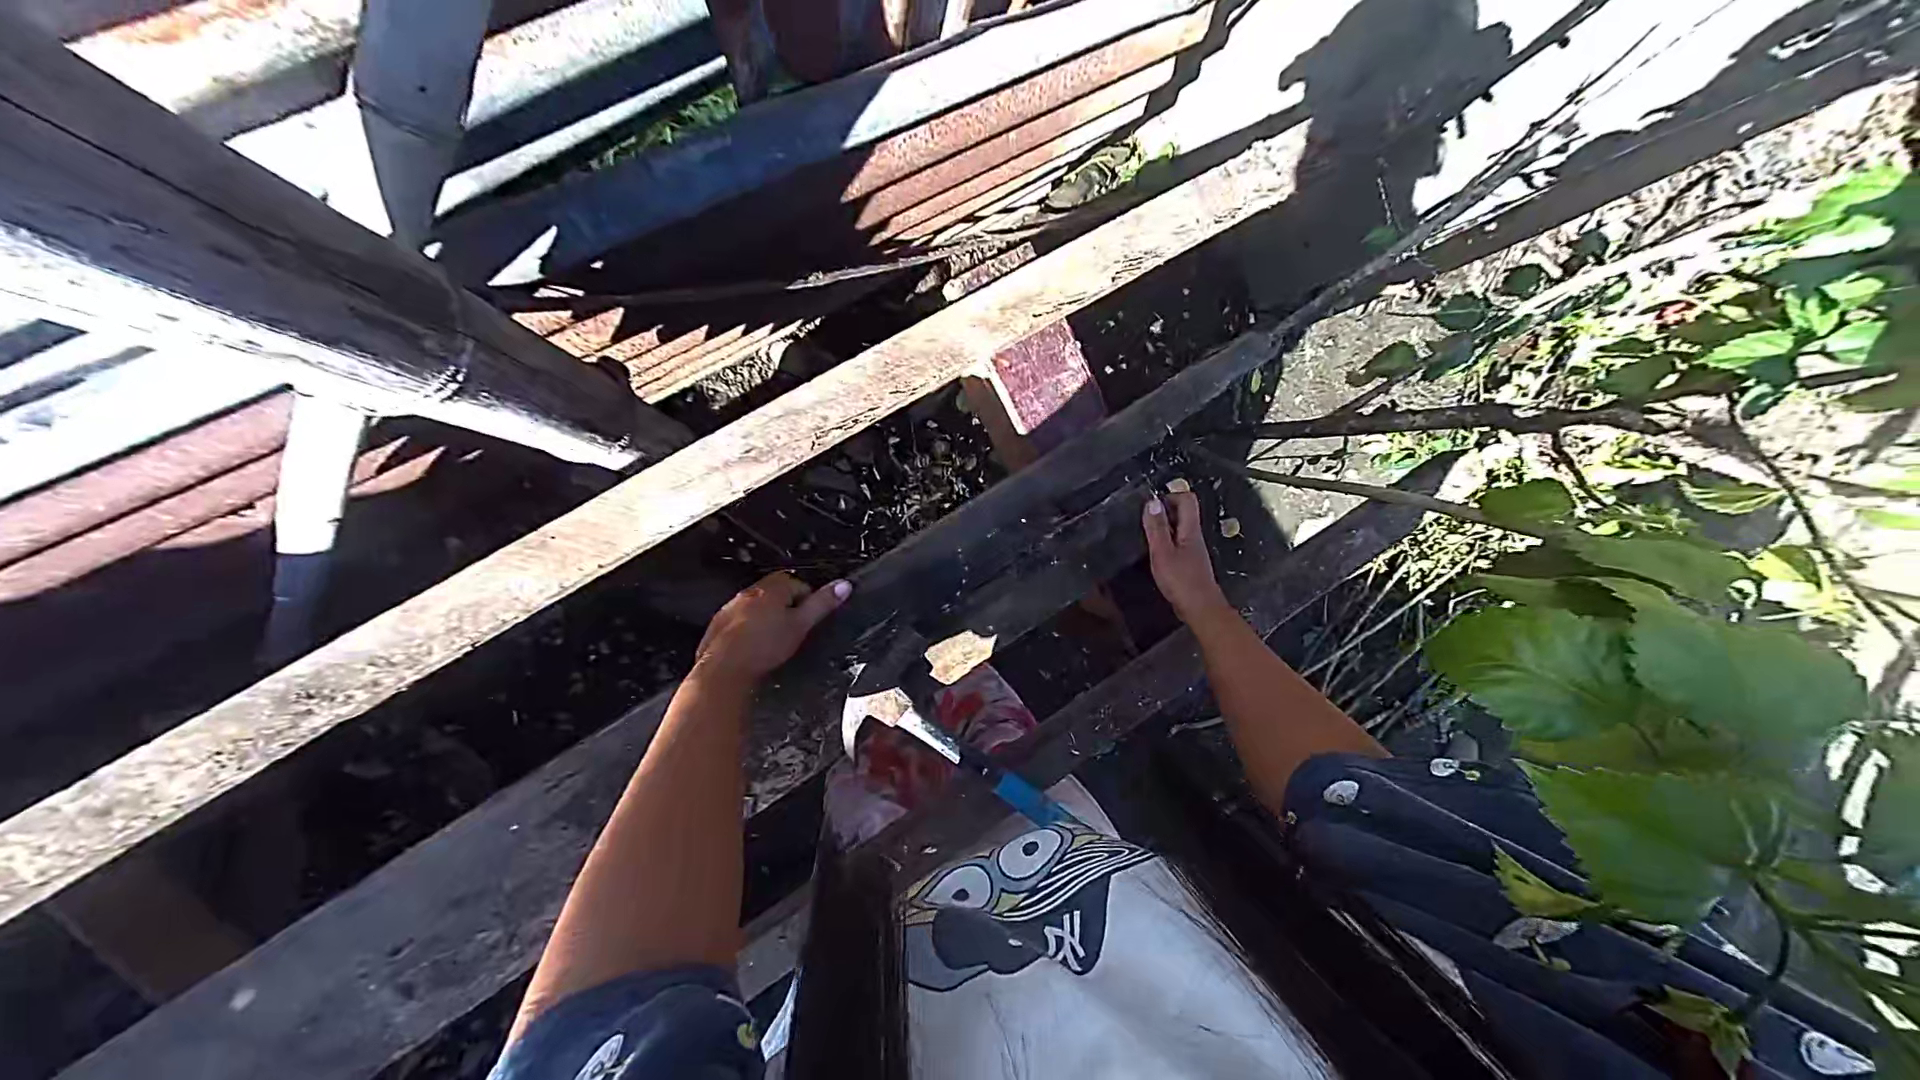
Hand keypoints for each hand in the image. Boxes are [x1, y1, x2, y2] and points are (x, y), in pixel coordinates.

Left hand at [692, 572, 851, 683]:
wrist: (725, 669)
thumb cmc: (764, 646)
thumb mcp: (801, 625)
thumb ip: (822, 604)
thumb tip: (843, 585)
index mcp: (772, 588)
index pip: (798, 583)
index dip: (808, 600)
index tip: (809, 617)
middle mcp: (749, 592)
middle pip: (776, 591)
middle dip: (787, 606)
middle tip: (794, 628)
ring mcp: (731, 607)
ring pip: (757, 605)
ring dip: (766, 615)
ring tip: (774, 639)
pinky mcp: (719, 624)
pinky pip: (739, 619)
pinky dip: (748, 628)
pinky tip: (754, 645)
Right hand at [1143, 490, 1230, 625]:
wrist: (1199, 608)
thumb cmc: (1181, 581)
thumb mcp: (1162, 552)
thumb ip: (1157, 527)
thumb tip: (1153, 502)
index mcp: (1190, 529)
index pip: (1187, 499)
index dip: (1169, 496)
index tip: (1151, 506)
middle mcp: (1194, 535)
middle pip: (1183, 511)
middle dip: (1163, 511)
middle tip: (1145, 522)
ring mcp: (1193, 548)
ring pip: (1179, 527)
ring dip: (1163, 527)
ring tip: (1147, 537)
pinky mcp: (1189, 561)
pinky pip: (1177, 541)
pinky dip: (1165, 542)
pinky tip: (1155, 553)